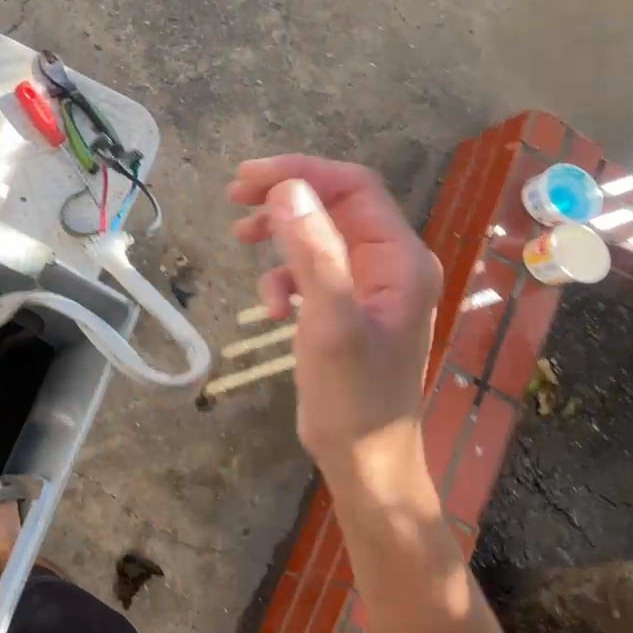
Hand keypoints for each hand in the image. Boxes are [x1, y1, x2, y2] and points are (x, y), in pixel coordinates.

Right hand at [228, 156, 441, 487]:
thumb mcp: (330, 322)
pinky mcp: (348, 310)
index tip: (246, 178)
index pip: (353, 187)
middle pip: (336, 205)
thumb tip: (286, 190)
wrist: (365, 459)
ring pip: (320, 235)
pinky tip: (272, 307)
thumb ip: (313, 253)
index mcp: (400, 259)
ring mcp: (370, 288)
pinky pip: (312, 272)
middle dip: (284, 196)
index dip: (301, 172)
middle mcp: (391, 265)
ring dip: (279, 234)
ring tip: (239, 240)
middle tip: (233, 198)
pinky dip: (284, 278)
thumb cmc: (354, 397)